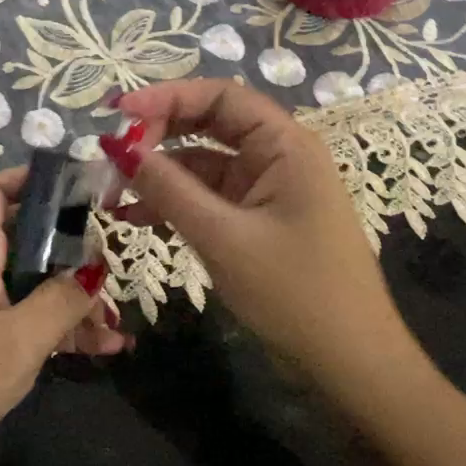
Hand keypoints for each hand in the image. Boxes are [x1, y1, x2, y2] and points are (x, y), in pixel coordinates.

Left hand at [0, 167, 128, 465]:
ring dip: (75, 299)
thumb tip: (96, 264)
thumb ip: (60, 301)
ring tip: (119, 322)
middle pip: (26, 240)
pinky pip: (30, 322)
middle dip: (71, 250)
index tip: (76, 185)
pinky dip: (63, 330)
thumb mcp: (17, 340)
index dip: (29, 179)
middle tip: (115, 265)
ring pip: (34, 285)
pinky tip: (106, 348)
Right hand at [107, 79, 421, 385]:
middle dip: (157, 133)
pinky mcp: (256, 220)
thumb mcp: (222, 238)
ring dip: (158, 172)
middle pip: (208, 122)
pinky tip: (134, 218)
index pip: (220, 96)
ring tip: (111, 191)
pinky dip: (172, 201)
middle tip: (112, 153)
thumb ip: (167, 187)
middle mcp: (278, 157)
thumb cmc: (297, 294)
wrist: (353, 368)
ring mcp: (267, 189)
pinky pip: (206, 195)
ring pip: (201, 160)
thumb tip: (116, 147)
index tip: (117, 114)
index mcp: (286, 146)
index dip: (166, 97)